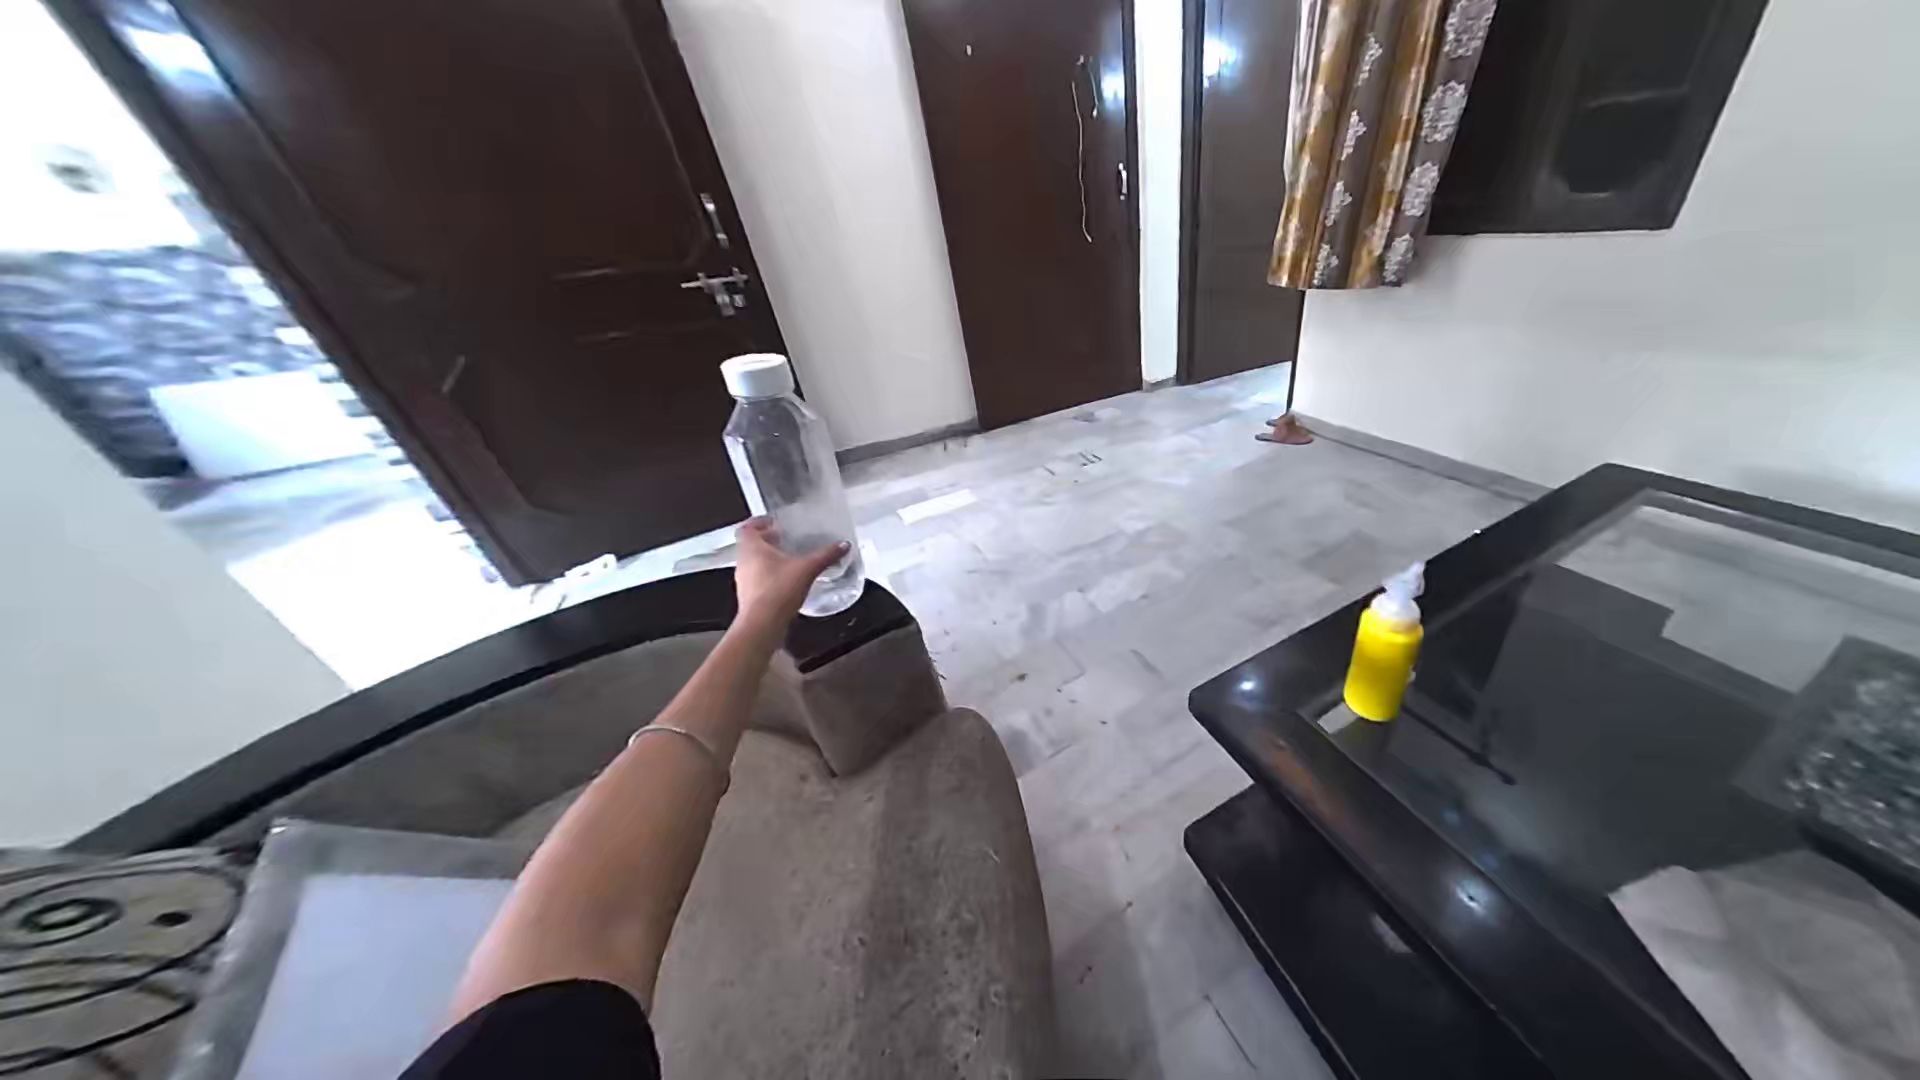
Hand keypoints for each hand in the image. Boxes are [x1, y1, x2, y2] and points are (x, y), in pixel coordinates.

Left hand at [733, 518, 849, 629]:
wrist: (763, 624)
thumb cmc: (778, 590)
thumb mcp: (807, 568)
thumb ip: (826, 555)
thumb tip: (843, 545)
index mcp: (751, 548)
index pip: (747, 528)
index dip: (758, 522)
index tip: (772, 522)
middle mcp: (743, 562)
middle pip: (750, 545)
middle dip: (767, 540)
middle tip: (784, 538)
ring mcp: (744, 581)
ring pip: (753, 563)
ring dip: (767, 558)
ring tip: (788, 559)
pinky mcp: (748, 596)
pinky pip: (757, 579)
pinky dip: (769, 575)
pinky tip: (786, 581)